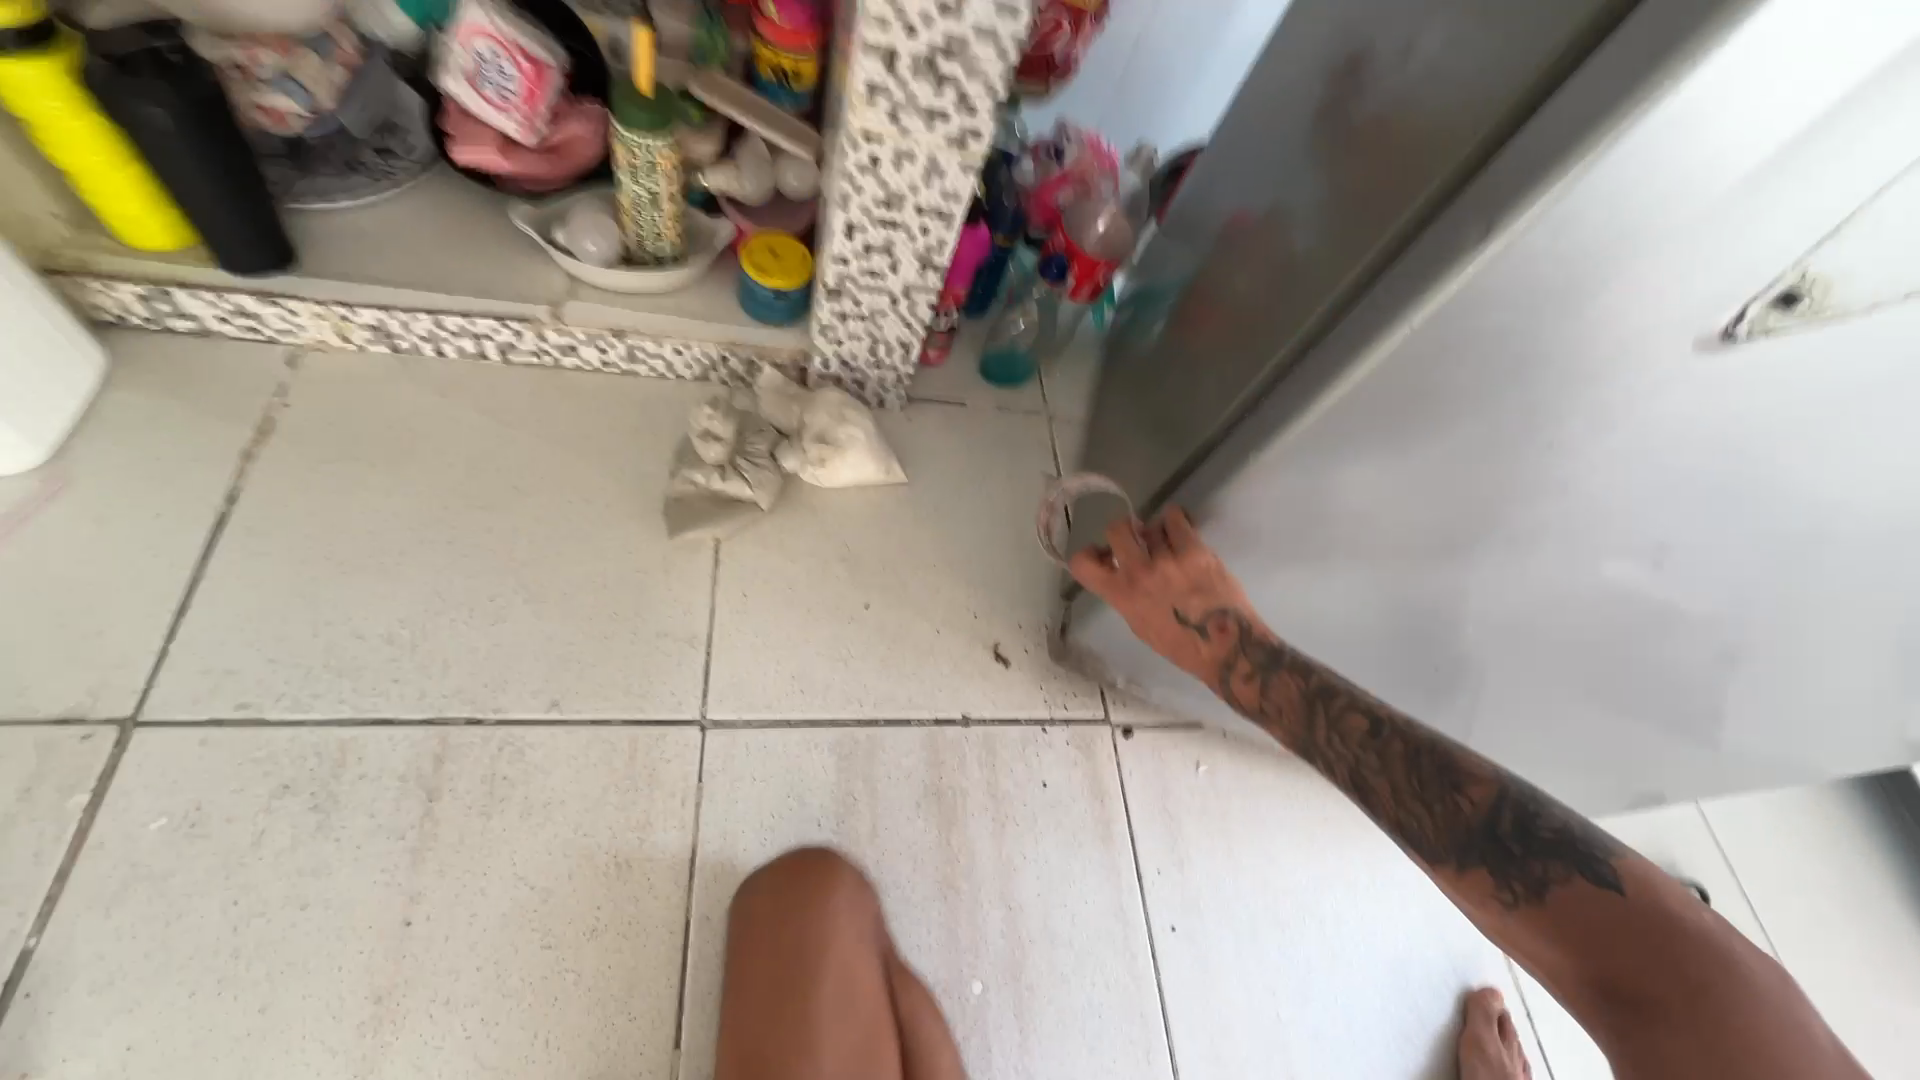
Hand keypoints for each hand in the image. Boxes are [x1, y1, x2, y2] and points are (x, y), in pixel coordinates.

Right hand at [1067, 508, 1262, 683]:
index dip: (1089, 553)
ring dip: (1157, 531)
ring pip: (1150, 523)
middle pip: (1117, 528)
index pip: (1082, 562)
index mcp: (1121, 596)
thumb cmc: (1180, 644)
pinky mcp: (1194, 550)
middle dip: (1125, 531)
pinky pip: (1175, 518)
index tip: (1104, 554)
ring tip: (1170, 545)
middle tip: (1138, 540)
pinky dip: (1176, 521)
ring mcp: (1167, 559)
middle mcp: (1139, 572)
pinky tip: (1182, 533)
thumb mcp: (1139, 624)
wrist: (1225, 645)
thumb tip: (1123, 569)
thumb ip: (1125, 594)